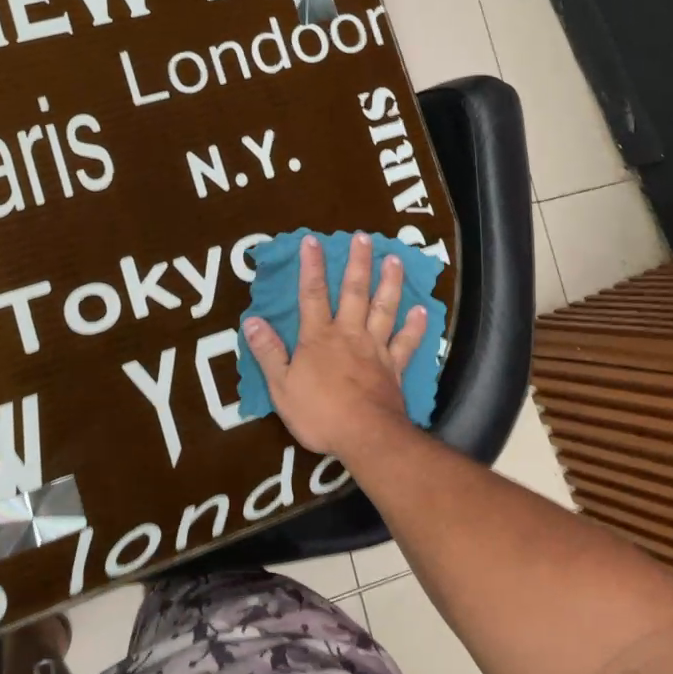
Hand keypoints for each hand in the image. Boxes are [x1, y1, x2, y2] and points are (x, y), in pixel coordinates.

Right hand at [242, 233, 427, 458]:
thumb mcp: (281, 386)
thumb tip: (251, 320)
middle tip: (364, 237)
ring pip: (384, 309)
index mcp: (318, 337)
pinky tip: (421, 309)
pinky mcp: (394, 369)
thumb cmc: (319, 412)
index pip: (312, 294)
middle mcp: (349, 334)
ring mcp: (375, 350)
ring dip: (390, 283)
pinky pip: (407, 343)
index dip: (311, 266)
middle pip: (354, 292)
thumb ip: (268, 352)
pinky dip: (415, 326)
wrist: (366, 436)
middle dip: (357, 263)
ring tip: (394, 260)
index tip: (312, 240)